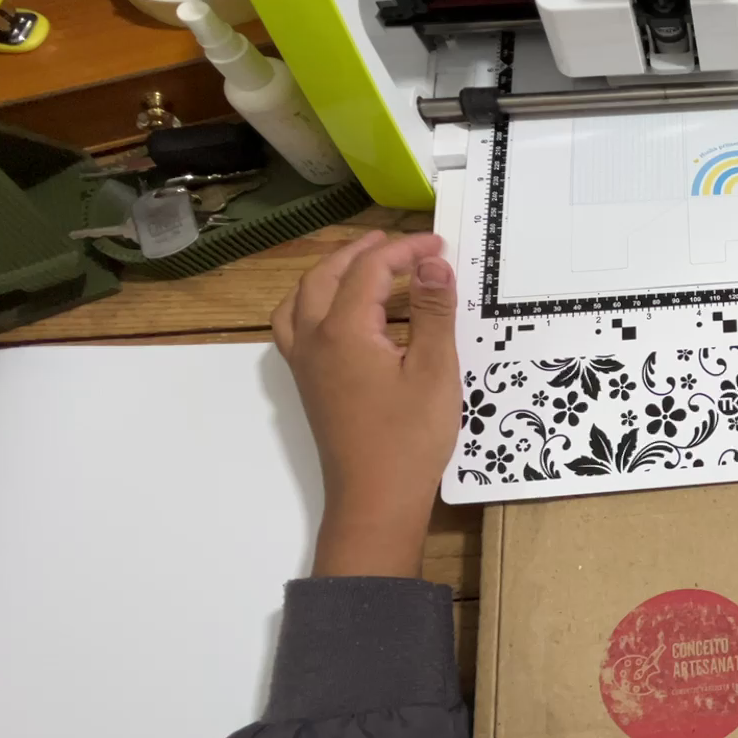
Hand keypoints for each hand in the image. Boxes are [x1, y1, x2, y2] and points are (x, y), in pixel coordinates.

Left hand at [272, 231, 458, 578]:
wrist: (376, 495)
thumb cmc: (412, 435)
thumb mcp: (436, 371)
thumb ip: (434, 313)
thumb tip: (434, 262)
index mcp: (345, 331)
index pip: (369, 271)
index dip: (404, 250)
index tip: (440, 243)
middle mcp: (313, 338)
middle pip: (327, 275)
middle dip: (364, 252)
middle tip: (403, 244)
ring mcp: (304, 361)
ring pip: (303, 297)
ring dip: (333, 272)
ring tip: (367, 265)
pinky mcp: (308, 381)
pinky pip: (298, 322)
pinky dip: (318, 300)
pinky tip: (344, 312)